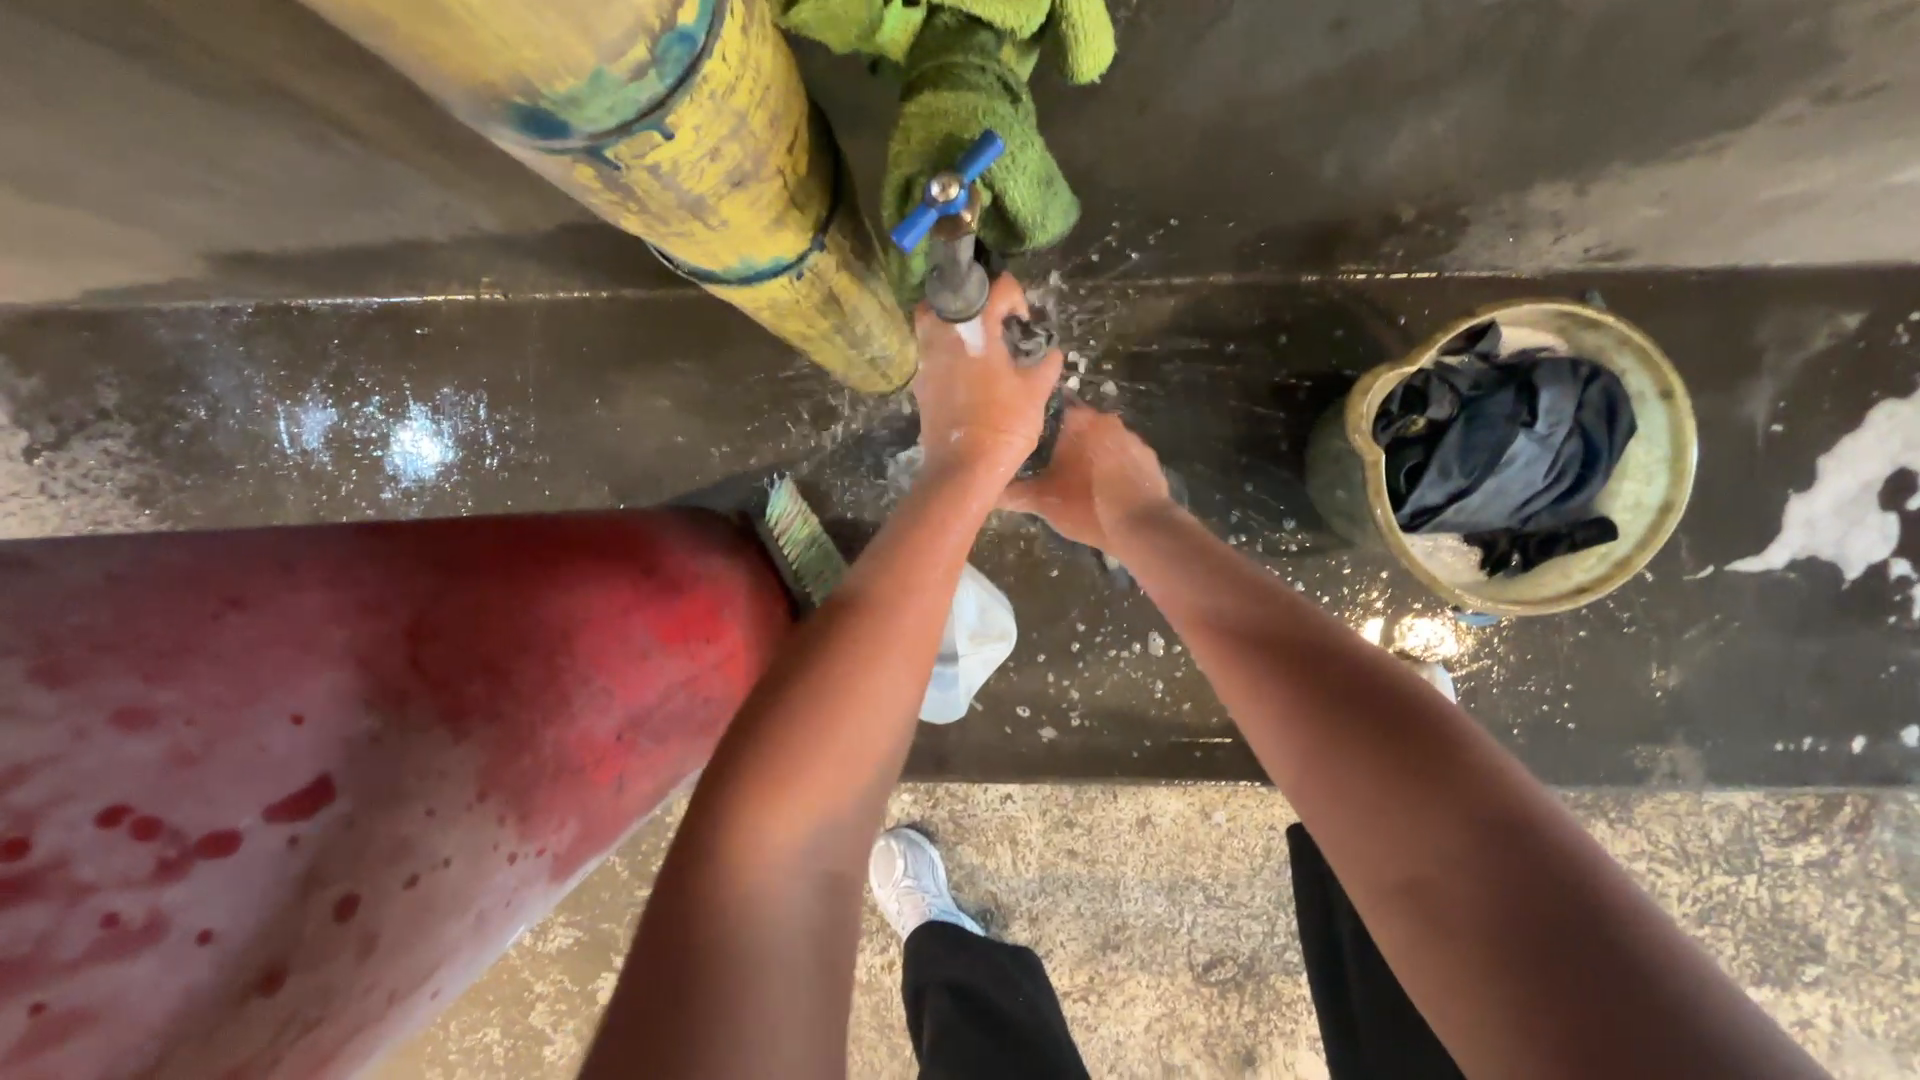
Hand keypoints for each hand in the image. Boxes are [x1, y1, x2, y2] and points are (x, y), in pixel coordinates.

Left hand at [912, 273, 1063, 478]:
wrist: (963, 469)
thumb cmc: (1004, 426)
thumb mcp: (1036, 393)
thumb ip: (1046, 365)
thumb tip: (1052, 352)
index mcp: (975, 328)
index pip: (996, 288)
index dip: (1016, 297)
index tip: (1023, 321)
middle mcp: (943, 335)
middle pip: (952, 296)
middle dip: (976, 303)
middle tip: (995, 324)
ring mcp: (927, 360)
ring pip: (934, 323)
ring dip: (957, 326)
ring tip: (982, 347)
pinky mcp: (921, 383)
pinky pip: (932, 353)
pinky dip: (949, 352)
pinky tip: (970, 374)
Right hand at [1000, 400, 1172, 549]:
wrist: (1140, 526)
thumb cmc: (1086, 505)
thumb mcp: (1041, 501)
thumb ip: (1013, 493)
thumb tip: (988, 491)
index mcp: (1079, 421)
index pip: (1052, 410)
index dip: (1039, 427)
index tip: (1029, 444)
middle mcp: (1106, 420)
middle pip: (1078, 426)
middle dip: (1065, 443)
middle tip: (1049, 466)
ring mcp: (1132, 438)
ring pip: (1101, 442)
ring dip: (1090, 456)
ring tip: (1076, 482)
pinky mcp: (1148, 459)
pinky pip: (1122, 459)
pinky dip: (1111, 470)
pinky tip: (1103, 492)